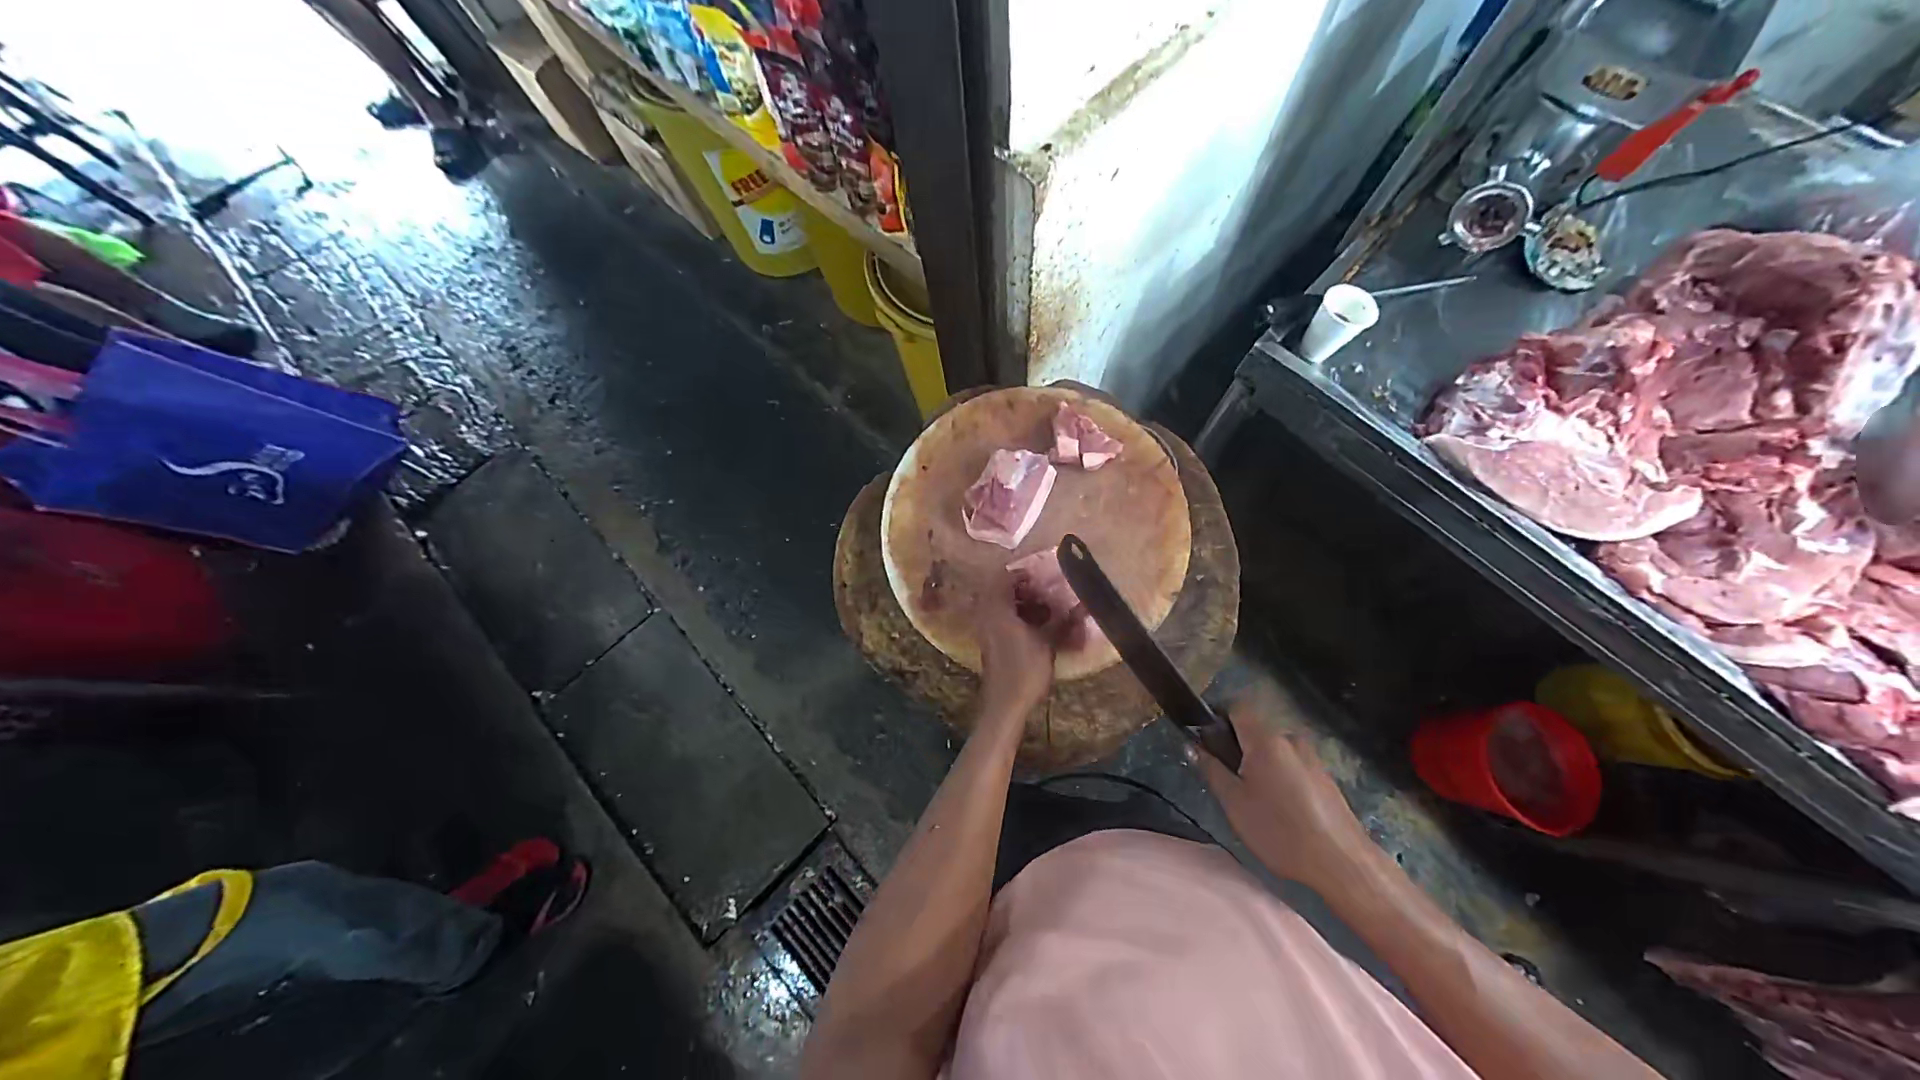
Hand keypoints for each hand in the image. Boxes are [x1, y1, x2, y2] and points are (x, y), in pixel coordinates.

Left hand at [970, 570, 1060, 723]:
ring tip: (1045, 608)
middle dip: (1024, 588)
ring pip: (1001, 605)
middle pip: (1001, 589)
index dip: (1024, 574)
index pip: (1004, 577)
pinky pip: (1001, 618)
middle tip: (1046, 592)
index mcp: (996, 608)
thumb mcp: (1048, 643)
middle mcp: (985, 614)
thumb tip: (1083, 604)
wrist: (1005, 704)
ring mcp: (985, 628)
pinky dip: (1017, 616)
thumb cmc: (1025, 670)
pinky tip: (1037, 625)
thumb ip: (1063, 621)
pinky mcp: (989, 641)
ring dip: (1021, 603)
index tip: (1045, 577)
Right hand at [1193, 684, 1378, 892]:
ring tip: (1255, 800)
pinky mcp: (1324, 777)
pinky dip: (1279, 777)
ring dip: (1259, 764)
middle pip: (1255, 730)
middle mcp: (1291, 740)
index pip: (1237, 707)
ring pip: (1273, 749)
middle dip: (1238, 747)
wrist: (1342, 864)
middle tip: (1228, 780)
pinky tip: (1280, 809)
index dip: (1217, 717)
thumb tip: (1192, 745)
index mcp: (1266, 740)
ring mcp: (1312, 757)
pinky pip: (1291, 764)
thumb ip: (1211, 768)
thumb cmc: (1279, 831)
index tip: (1206, 741)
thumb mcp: (1234, 802)